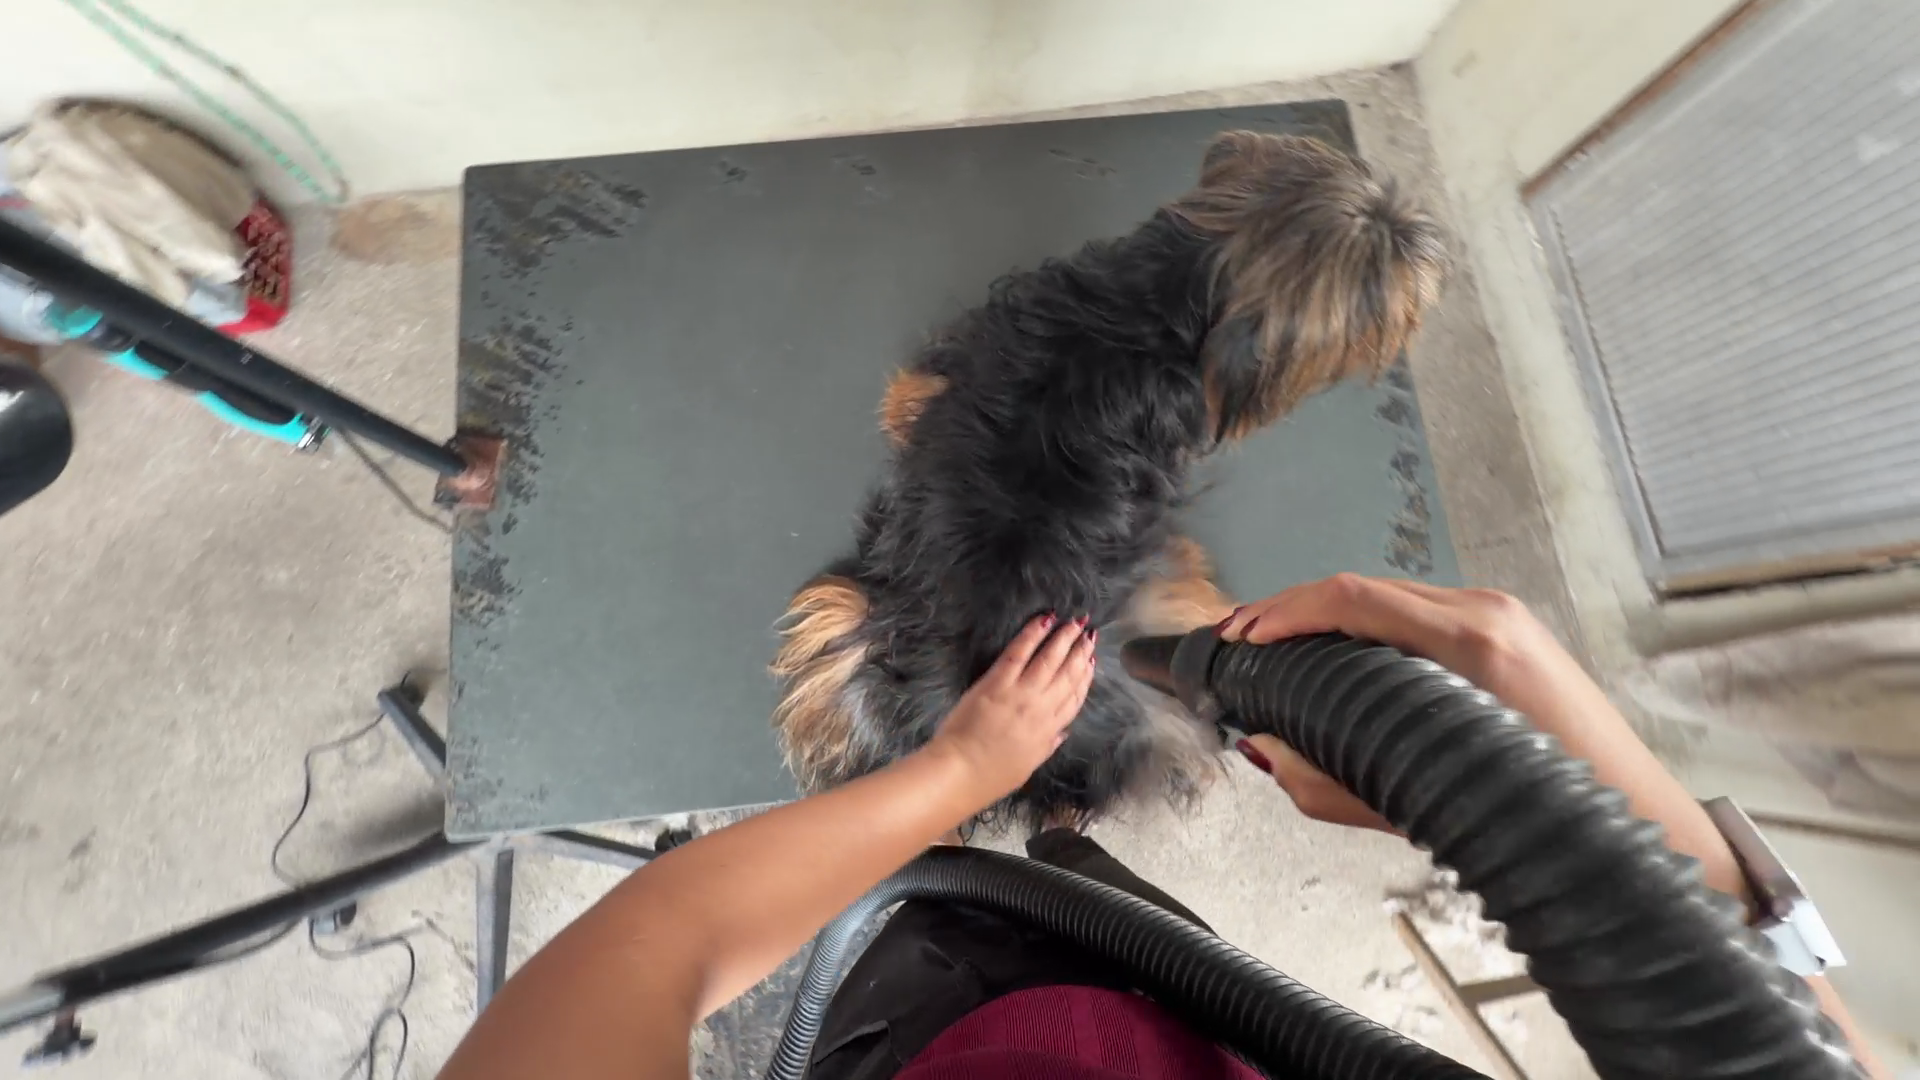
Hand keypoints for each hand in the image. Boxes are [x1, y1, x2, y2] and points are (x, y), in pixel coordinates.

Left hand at [926, 614, 1096, 799]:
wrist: (960, 772)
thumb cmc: (989, 776)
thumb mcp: (1027, 766)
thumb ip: (1047, 745)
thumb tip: (1062, 732)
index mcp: (1049, 731)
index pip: (1075, 699)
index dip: (1085, 678)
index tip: (1092, 661)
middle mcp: (1041, 709)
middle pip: (1068, 675)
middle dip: (1081, 651)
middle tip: (1090, 632)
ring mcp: (1020, 693)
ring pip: (1049, 659)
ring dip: (1065, 637)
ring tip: (1076, 621)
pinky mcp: (997, 683)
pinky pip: (1019, 652)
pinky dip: (1033, 634)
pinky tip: (1044, 619)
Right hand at [1217, 575, 1751, 908]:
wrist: (1639, 826)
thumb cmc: (1546, 817)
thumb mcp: (1424, 806)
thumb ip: (1330, 784)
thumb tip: (1262, 750)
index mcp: (1474, 644)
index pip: (1354, 598)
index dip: (1287, 610)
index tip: (1246, 633)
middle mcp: (1484, 612)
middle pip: (1359, 584)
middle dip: (1287, 605)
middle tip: (1241, 632)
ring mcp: (1493, 612)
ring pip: (1379, 590)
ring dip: (1316, 608)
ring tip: (1270, 632)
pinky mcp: (1495, 623)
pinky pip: (1404, 605)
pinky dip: (1352, 616)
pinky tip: (1325, 634)